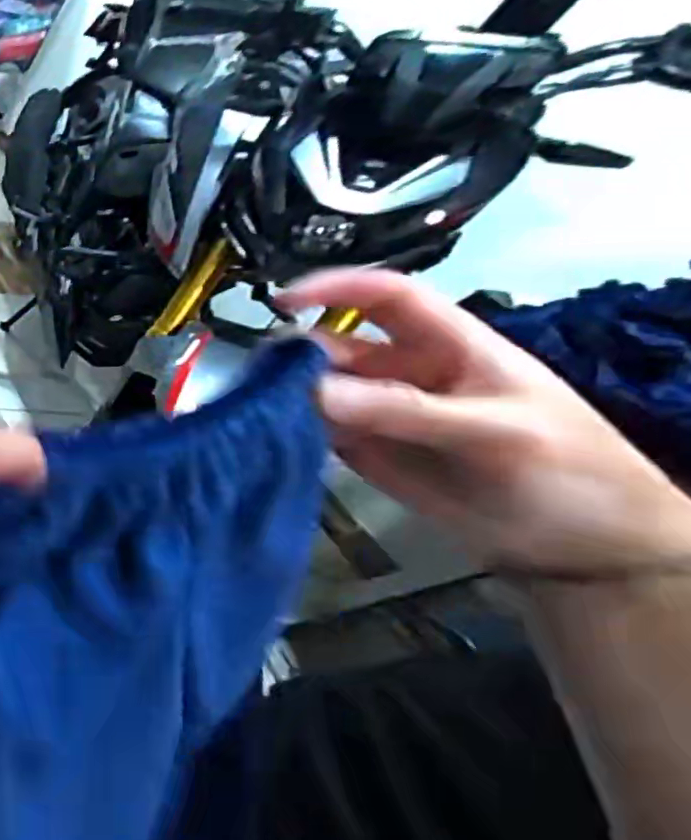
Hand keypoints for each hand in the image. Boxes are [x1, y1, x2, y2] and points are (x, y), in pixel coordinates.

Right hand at [279, 268, 690, 577]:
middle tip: (263, 382)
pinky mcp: (356, 446)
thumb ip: (404, 410)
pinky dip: (286, 427)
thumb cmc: (567, 474)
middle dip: (293, 356)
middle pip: (330, 344)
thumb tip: (314, 390)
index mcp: (446, 346)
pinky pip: (309, 425)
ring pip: (311, 386)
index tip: (282, 302)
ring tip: (258, 412)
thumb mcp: (496, 434)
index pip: (387, 297)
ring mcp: (374, 409)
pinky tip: (268, 436)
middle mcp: (400, 370)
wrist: (581, 550)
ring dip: (283, 394)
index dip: (336, 288)